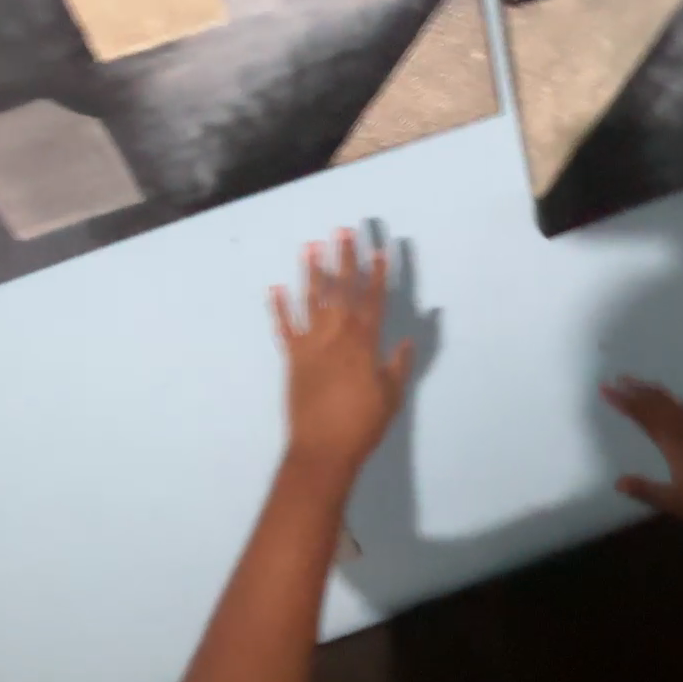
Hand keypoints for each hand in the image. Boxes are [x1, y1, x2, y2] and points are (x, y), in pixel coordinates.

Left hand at [271, 230, 415, 481]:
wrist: (322, 451)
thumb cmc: (362, 426)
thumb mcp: (392, 397)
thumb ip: (398, 366)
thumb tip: (408, 339)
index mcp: (364, 345)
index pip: (373, 301)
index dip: (378, 274)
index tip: (380, 249)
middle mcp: (336, 337)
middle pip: (342, 291)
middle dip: (345, 258)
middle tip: (344, 230)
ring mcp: (311, 346)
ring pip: (312, 301)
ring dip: (312, 272)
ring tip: (311, 244)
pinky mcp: (292, 359)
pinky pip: (284, 329)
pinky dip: (278, 308)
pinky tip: (274, 287)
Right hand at [603, 377, 682, 544]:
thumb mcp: (679, 503)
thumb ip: (648, 491)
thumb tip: (618, 482)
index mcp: (676, 442)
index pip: (643, 415)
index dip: (623, 401)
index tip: (605, 388)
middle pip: (659, 403)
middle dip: (637, 390)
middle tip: (619, 378)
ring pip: (675, 404)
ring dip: (656, 393)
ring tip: (642, 385)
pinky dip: (674, 403)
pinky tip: (677, 407)